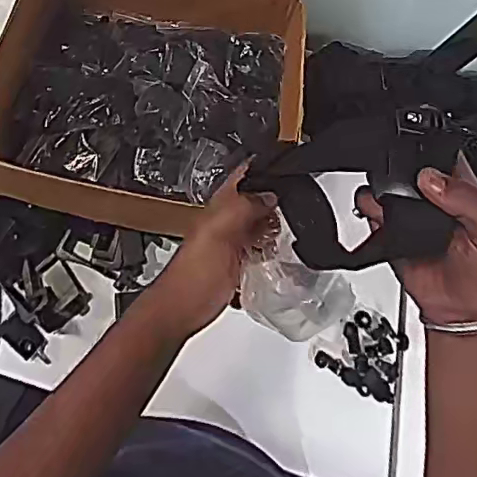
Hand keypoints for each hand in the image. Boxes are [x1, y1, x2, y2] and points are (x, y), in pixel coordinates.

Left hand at [135, 161, 277, 339]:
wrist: (184, 308)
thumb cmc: (193, 272)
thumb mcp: (220, 230)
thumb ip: (244, 207)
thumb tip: (269, 195)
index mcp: (221, 204)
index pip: (245, 175)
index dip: (264, 168)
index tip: (287, 169)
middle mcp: (229, 219)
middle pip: (258, 198)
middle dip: (275, 199)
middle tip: (293, 205)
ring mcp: (235, 240)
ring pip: (262, 222)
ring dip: (275, 224)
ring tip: (287, 228)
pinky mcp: (241, 262)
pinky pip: (262, 246)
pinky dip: (272, 247)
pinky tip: (279, 250)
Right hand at [356, 154, 476, 325]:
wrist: (467, 316)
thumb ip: (469, 204)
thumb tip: (433, 180)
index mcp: (462, 190)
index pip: (444, 156)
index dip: (433, 151)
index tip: (425, 163)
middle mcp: (434, 197)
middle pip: (409, 165)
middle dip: (399, 165)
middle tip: (403, 182)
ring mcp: (410, 214)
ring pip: (386, 185)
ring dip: (380, 185)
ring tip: (387, 199)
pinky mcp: (392, 232)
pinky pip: (372, 214)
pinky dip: (369, 210)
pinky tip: (377, 214)